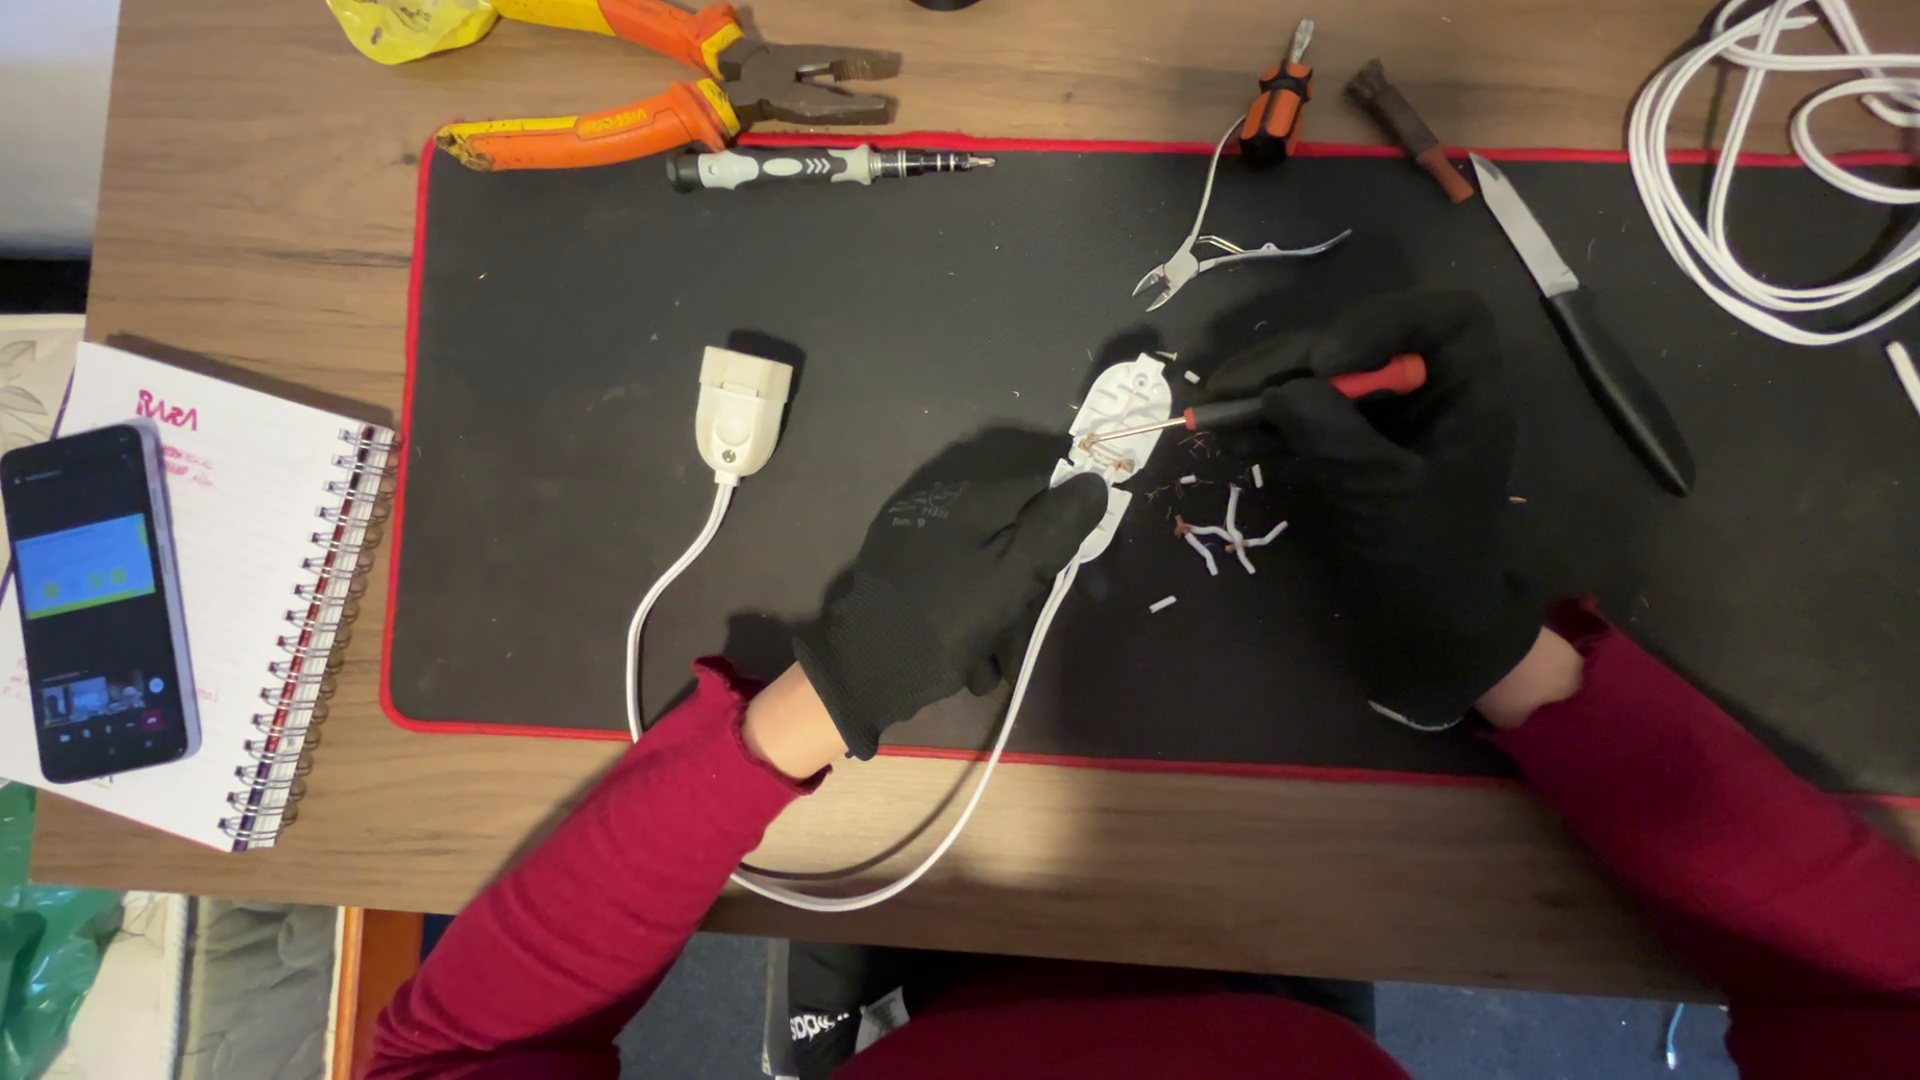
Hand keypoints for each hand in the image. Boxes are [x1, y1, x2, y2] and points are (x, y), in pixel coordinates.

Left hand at [794, 435, 1107, 758]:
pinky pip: (960, 576)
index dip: (1077, 516)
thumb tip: (1094, 480)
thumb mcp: (1015, 573)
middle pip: (1018, 524)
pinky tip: (974, 655)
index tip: (1090, 564)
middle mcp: (949, 500)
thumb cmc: (947, 617)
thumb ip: (1057, 525)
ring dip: (1006, 606)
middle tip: (1043, 618)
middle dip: (1037, 575)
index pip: (1048, 479)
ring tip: (1001, 658)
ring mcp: (923, 530)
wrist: (863, 663)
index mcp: (978, 495)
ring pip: (990, 558)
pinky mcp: (906, 560)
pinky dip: (974, 610)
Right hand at [1206, 290, 1539, 729]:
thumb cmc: (1421, 558)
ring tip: (1214, 411)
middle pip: (1356, 347)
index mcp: (1463, 396)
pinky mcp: (1345, 448)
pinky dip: (1264, 424)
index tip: (1325, 362)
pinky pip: (1303, 418)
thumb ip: (1332, 433)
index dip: (1378, 324)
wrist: (1421, 624)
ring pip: (1319, 381)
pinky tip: (1230, 438)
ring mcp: (1379, 423)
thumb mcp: (1379, 493)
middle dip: (1291, 363)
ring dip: (1263, 391)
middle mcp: (1422, 396)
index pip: (1438, 320)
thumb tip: (1275, 390)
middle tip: (1229, 388)